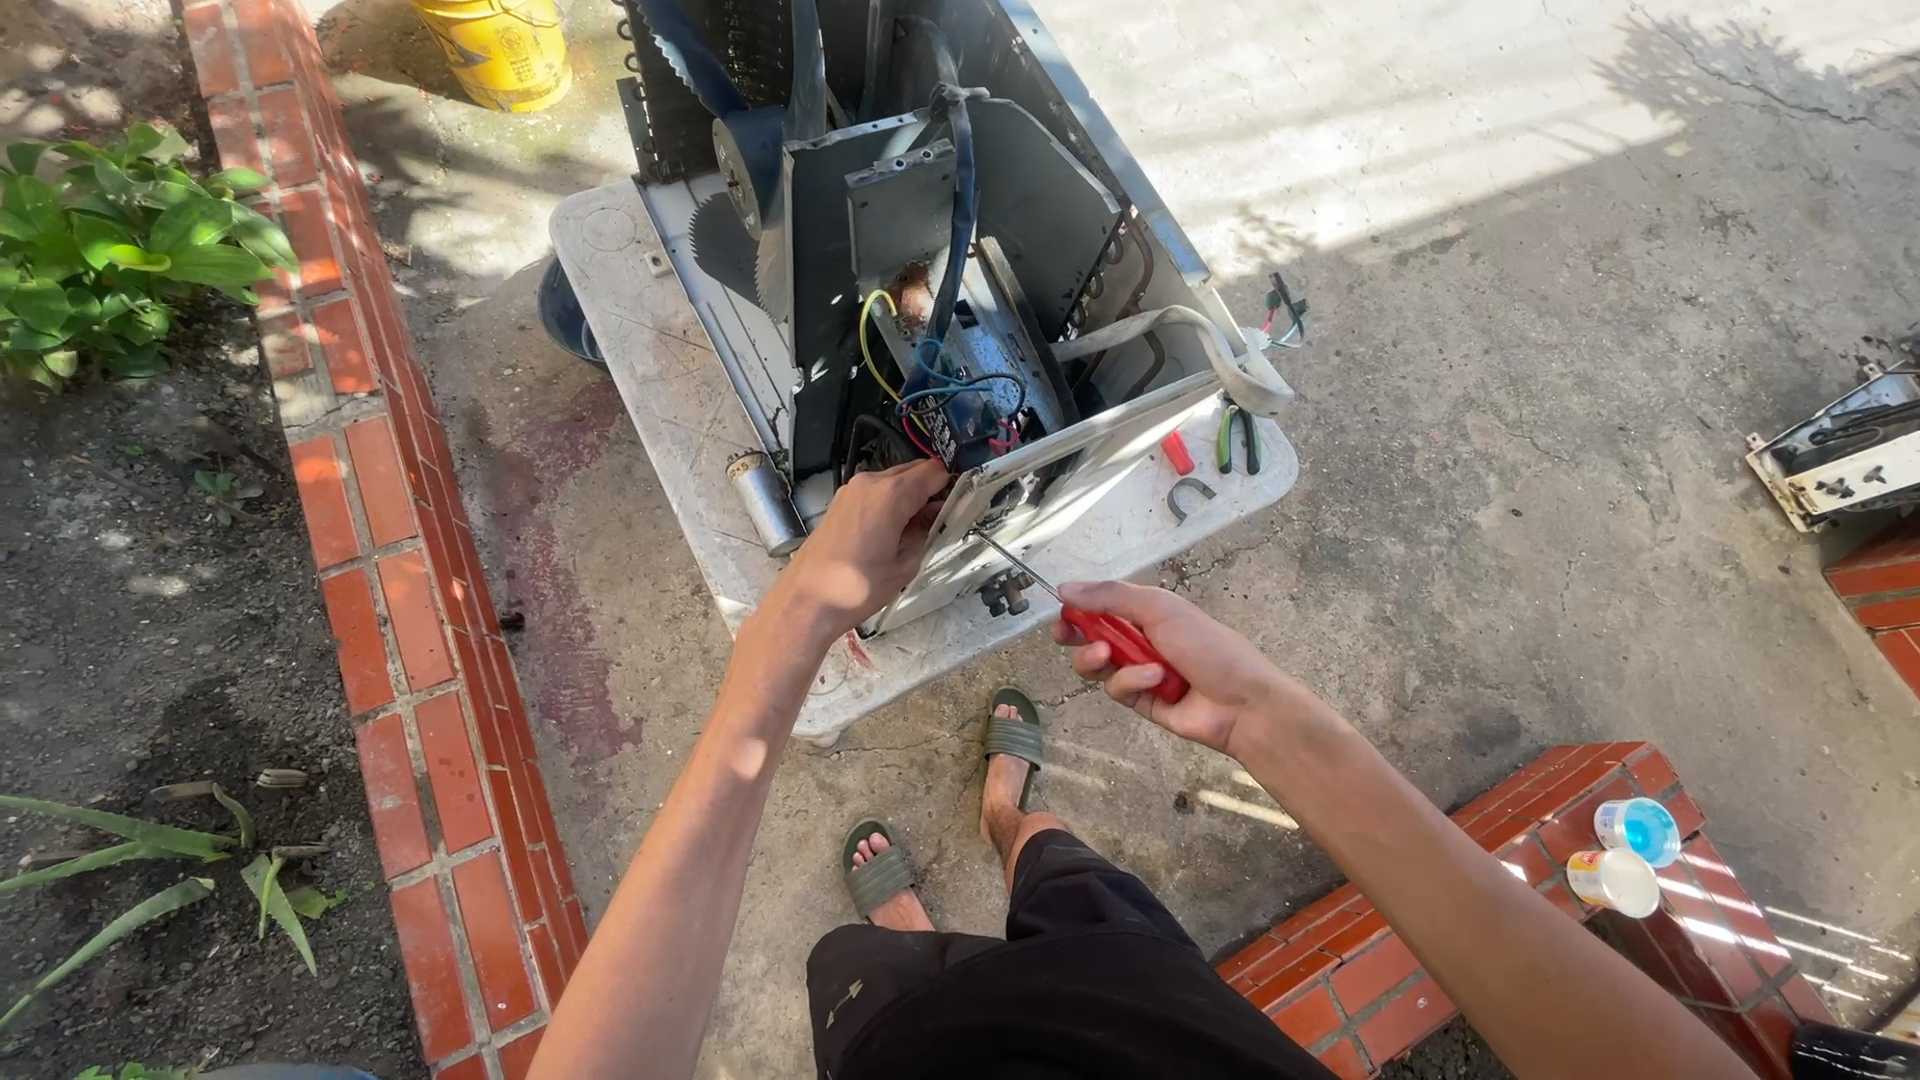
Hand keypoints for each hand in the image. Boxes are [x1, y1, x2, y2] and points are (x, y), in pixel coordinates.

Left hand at [757, 459, 947, 648]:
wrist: (807, 602)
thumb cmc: (857, 588)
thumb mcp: (906, 564)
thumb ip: (925, 532)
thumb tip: (934, 518)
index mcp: (891, 494)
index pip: (934, 472)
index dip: (950, 486)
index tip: (959, 504)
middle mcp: (869, 483)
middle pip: (913, 472)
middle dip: (930, 491)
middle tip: (941, 520)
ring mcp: (850, 491)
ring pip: (893, 482)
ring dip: (909, 498)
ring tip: (915, 531)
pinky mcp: (839, 503)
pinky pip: (875, 494)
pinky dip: (889, 504)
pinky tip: (892, 533)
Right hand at [1052, 581, 1300, 757]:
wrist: (1241, 702)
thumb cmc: (1207, 646)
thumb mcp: (1160, 608)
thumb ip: (1111, 596)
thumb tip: (1066, 588)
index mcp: (1148, 612)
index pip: (1102, 606)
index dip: (1079, 608)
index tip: (1062, 611)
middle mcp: (1141, 641)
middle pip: (1091, 637)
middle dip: (1076, 635)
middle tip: (1066, 636)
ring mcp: (1139, 673)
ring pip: (1097, 666)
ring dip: (1099, 659)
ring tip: (1109, 657)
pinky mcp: (1140, 702)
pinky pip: (1117, 690)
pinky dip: (1131, 682)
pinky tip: (1155, 680)